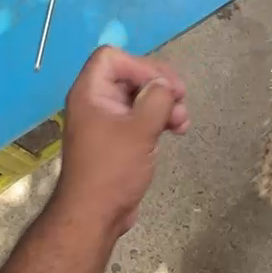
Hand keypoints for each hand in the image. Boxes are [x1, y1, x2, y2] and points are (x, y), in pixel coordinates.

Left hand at [52, 47, 188, 237]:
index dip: (141, 65)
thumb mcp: (139, 129)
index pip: (112, 57)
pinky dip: (158, 119)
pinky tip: (176, 130)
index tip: (163, 85)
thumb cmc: (112, 169)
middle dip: (159, 85)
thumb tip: (165, 85)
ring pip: (139, 97)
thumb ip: (157, 98)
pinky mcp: (117, 139)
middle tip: (180, 100)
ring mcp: (106, 121)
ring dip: (164, 104)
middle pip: (130, 75)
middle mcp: (95, 102)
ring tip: (181, 122)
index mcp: (89, 92)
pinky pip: (140, 117)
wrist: (95, 214)